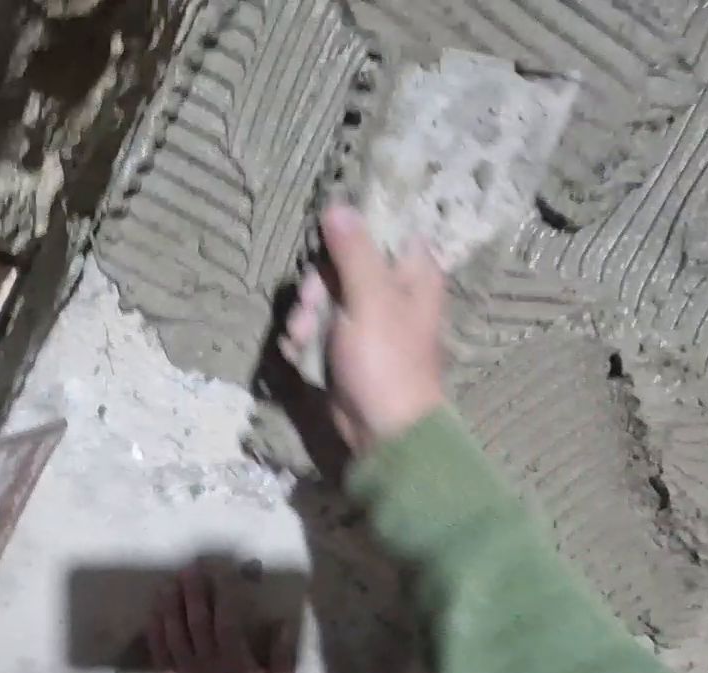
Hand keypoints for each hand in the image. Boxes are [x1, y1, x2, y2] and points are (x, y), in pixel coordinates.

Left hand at [147, 565, 298, 672]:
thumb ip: (282, 654)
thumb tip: (282, 623)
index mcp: (234, 658)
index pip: (225, 619)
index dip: (220, 595)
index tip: (216, 575)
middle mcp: (207, 658)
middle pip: (196, 620)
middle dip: (192, 592)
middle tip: (187, 570)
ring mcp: (186, 670)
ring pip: (175, 632)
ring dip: (170, 606)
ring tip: (167, 584)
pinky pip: (161, 654)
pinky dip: (155, 633)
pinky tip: (152, 615)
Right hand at [282, 204, 447, 455]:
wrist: (382, 430)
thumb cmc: (387, 361)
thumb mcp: (371, 299)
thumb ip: (354, 251)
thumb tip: (338, 207)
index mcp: (412, 272)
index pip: (381, 229)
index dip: (350, 231)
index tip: (324, 242)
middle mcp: (390, 291)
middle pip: (340, 264)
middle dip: (315, 288)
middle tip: (310, 308)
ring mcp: (365, 321)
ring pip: (322, 297)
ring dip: (304, 315)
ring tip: (300, 338)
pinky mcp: (344, 348)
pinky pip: (316, 327)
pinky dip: (303, 338)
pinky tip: (296, 351)